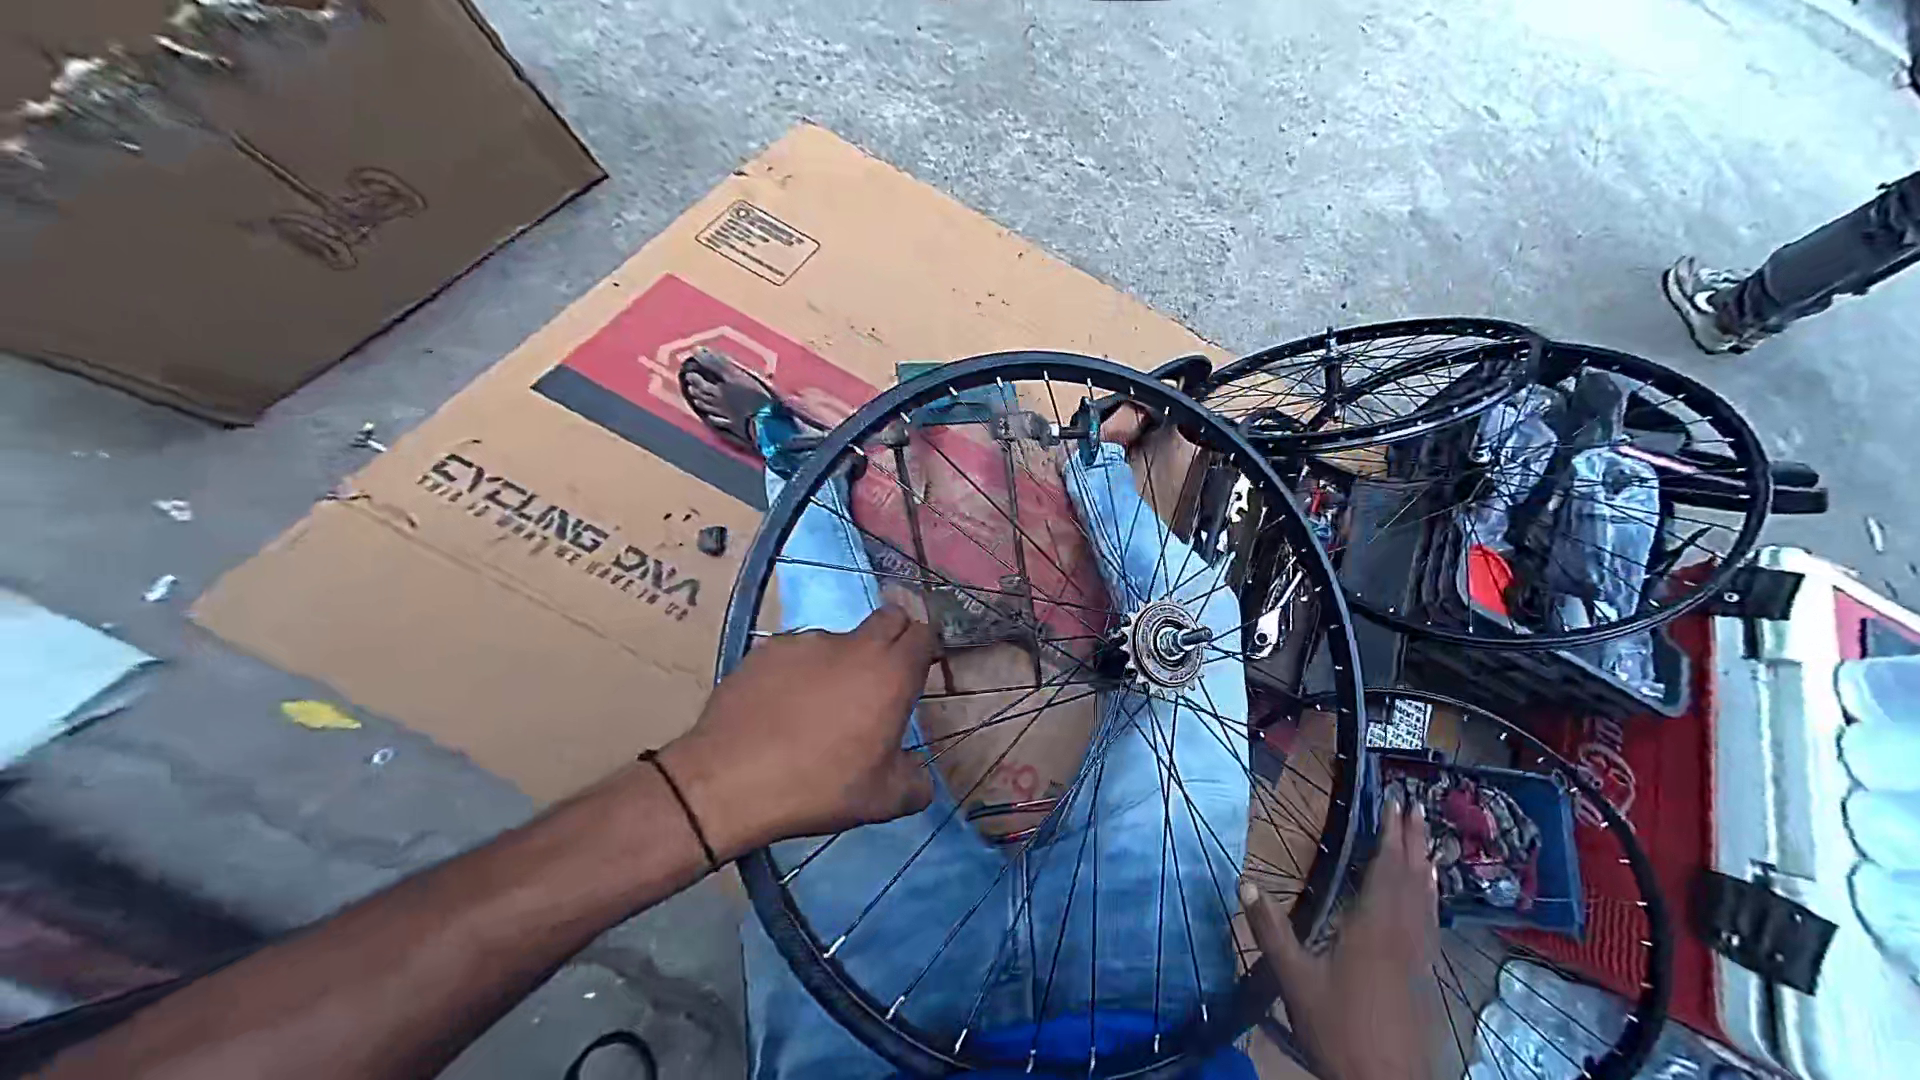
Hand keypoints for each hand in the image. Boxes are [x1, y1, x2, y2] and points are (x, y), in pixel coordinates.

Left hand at [659, 606, 936, 859]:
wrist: (730, 780)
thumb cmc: (819, 787)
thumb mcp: (882, 801)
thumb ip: (916, 782)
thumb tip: (921, 776)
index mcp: (891, 673)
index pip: (924, 634)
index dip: (925, 650)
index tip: (917, 675)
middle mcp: (854, 645)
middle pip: (889, 616)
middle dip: (893, 638)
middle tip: (880, 680)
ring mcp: (807, 641)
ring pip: (841, 638)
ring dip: (843, 660)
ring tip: (819, 707)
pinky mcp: (768, 648)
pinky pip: (798, 652)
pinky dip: (801, 671)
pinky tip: (782, 707)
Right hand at [1242, 795, 1438, 1079]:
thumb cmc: (1339, 1030)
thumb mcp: (1295, 979)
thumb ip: (1271, 930)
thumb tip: (1244, 882)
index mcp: (1373, 929)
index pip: (1387, 872)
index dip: (1392, 837)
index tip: (1398, 806)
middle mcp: (1402, 936)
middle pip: (1412, 880)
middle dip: (1414, 843)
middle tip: (1418, 809)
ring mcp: (1417, 958)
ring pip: (1426, 902)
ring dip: (1425, 867)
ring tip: (1429, 844)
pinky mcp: (1423, 977)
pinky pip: (1430, 923)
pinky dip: (1430, 900)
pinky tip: (1429, 899)